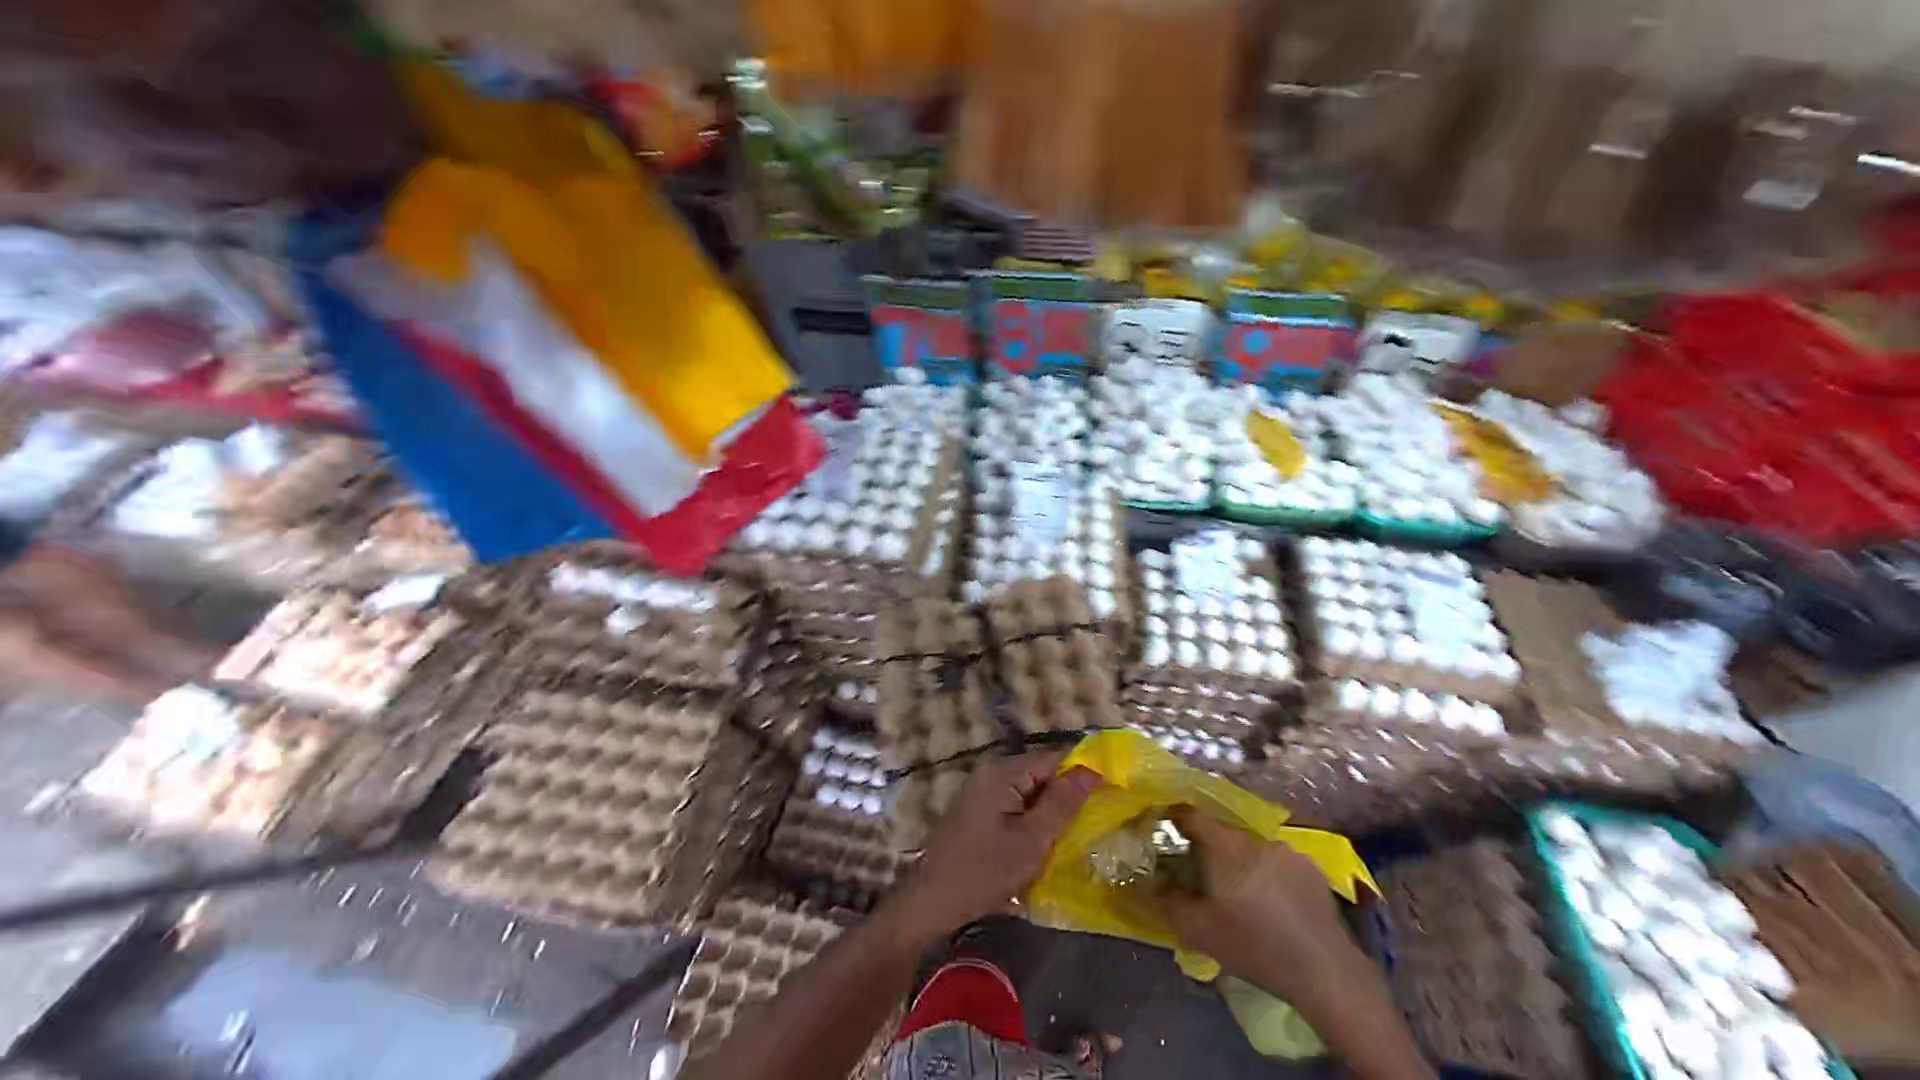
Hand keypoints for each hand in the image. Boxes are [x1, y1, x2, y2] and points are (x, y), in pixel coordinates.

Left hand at [893, 751, 1101, 939]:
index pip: (1054, 758)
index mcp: (1003, 772)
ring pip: (1031, 790)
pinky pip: (1016, 803)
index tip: (1112, 793)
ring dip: (1051, 810)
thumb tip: (1092, 770)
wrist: (931, 900)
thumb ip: (1062, 802)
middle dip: (1068, 794)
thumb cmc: (983, 871)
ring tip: (1076, 834)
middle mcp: (991, 771)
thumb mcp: (1032, 840)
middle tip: (1096, 821)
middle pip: (1042, 772)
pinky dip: (1034, 819)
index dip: (1084, 773)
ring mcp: (983, 790)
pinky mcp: (979, 809)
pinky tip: (1046, 842)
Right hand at [1160, 810, 1356, 998]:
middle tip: (1198, 877)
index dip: (1173, 823)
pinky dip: (1266, 875)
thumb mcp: (1198, 931)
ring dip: (1239, 864)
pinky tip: (1270, 905)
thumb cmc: (1255, 946)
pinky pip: (1277, 862)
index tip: (1163, 838)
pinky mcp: (1312, 870)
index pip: (1190, 816)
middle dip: (1207, 850)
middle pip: (1221, 833)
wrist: (1326, 973)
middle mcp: (1256, 839)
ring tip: (1237, 895)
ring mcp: (1289, 852)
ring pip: (1250, 849)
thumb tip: (1150, 883)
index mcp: (1226, 845)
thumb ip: (1167, 901)